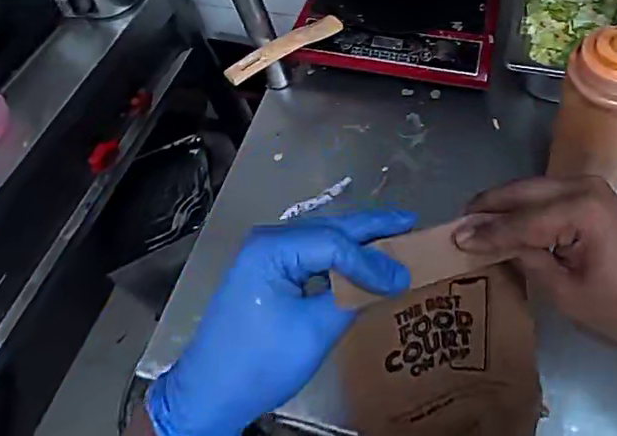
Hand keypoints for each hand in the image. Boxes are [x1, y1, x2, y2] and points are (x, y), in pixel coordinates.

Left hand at [148, 209, 415, 435]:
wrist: (207, 396)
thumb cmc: (258, 363)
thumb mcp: (312, 332)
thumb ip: (352, 296)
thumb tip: (391, 277)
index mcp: (273, 247)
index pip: (334, 243)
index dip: (371, 257)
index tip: (403, 274)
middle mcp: (269, 239)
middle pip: (329, 229)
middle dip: (370, 227)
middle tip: (408, 221)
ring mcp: (267, 253)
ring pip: (322, 238)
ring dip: (357, 240)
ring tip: (393, 233)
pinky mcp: (269, 269)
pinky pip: (311, 254)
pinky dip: (339, 257)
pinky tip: (361, 257)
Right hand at [452, 176, 616, 356]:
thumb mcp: (567, 294)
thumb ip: (526, 258)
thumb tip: (484, 241)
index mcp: (582, 209)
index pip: (523, 219)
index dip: (488, 230)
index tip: (456, 235)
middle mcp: (584, 186)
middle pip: (525, 191)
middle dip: (491, 204)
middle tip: (460, 218)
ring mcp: (590, 186)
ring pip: (534, 188)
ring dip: (506, 202)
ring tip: (476, 218)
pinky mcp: (592, 194)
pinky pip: (549, 194)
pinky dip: (525, 204)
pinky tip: (508, 217)